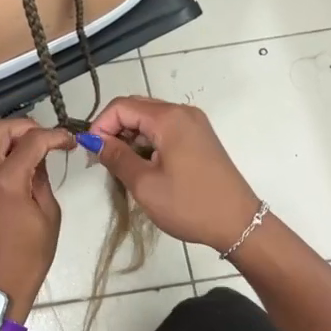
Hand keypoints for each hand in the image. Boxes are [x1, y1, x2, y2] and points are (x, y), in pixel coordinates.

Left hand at [0, 118, 71, 318]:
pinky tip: (12, 158)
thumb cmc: (28, 258)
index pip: (31, 141)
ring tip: (27, 144)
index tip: (69, 141)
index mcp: (6, 182)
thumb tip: (40, 157)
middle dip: (26, 126)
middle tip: (46, 138)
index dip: (55, 136)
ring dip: (5, 133)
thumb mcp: (48, 215)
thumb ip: (42, 178)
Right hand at [89, 97, 260, 253]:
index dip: (100, 125)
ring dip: (131, 137)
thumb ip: (116, 157)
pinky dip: (148, 142)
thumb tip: (94, 140)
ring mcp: (194, 124)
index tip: (91, 152)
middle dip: (114, 129)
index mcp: (169, 118)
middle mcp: (183, 113)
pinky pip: (165, 129)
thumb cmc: (189, 204)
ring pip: (150, 119)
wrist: (239, 224)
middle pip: (136, 108)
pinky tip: (143, 166)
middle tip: (102, 159)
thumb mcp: (145, 184)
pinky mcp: (200, 138)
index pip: (121, 106)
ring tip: (121, 166)